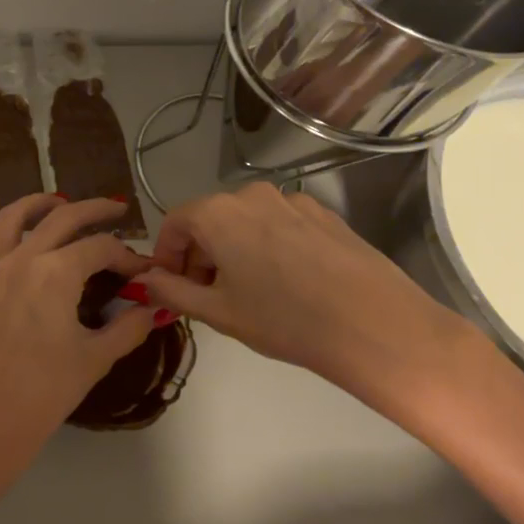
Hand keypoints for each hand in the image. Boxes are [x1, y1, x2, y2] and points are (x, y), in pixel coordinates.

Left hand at [0, 190, 154, 490]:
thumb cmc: (45, 391)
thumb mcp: (96, 357)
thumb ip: (130, 325)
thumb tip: (157, 306)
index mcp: (56, 274)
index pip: (100, 248)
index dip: (127, 254)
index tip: (140, 269)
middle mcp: (21, 259)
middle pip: (61, 219)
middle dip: (94, 211)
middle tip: (115, 211)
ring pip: (12, 217)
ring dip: (40, 202)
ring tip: (60, 199)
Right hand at [137, 182, 484, 399]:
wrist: (378, 327)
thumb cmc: (285, 320)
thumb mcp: (217, 312)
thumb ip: (171, 290)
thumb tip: (144, 280)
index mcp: (218, 213)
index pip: (174, 223)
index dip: (166, 255)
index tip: (170, 286)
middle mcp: (252, 195)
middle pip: (210, 219)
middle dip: (200, 254)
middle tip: (207, 295)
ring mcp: (294, 202)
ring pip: (246, 222)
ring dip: (234, 250)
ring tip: (249, 292)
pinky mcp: (327, 215)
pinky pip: (280, 225)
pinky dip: (269, 247)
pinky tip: (288, 285)